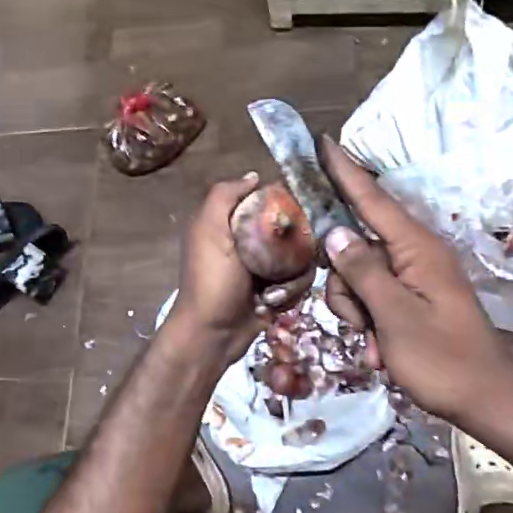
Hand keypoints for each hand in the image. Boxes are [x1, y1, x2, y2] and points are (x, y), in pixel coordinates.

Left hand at [164, 172, 307, 362]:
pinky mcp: (279, 290)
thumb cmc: (210, 281)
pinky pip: (300, 282)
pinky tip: (271, 305)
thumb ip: (224, 197)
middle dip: (296, 249)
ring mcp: (267, 266)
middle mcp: (253, 240)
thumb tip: (254, 176)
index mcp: (235, 222)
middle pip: (295, 229)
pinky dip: (289, 294)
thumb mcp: (209, 231)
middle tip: (287, 262)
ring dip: (290, 278)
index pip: (274, 200)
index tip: (300, 217)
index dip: (289, 206)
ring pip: (303, 258)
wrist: (212, 335)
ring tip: (270, 294)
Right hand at [319, 140, 512, 423]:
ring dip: (356, 309)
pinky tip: (380, 350)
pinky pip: (373, 297)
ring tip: (375, 341)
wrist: (486, 401)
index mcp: (416, 248)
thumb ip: (361, 271)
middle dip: (346, 283)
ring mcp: (414, 278)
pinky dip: (369, 322)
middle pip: (355, 247)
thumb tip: (335, 232)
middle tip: (358, 319)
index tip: (323, 142)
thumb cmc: (442, 359)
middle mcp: (414, 255)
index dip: (345, 171)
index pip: (372, 199)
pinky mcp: (412, 299)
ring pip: (358, 276)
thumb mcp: (394, 315)